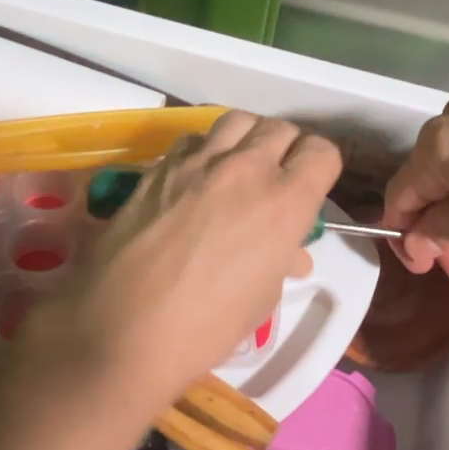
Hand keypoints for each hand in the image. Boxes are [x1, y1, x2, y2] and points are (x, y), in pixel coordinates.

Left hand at [12, 111, 341, 411]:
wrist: (125, 329)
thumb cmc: (208, 326)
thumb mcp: (263, 298)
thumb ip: (281, 260)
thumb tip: (290, 253)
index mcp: (285, 202)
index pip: (322, 152)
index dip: (321, 167)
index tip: (311, 185)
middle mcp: (247, 168)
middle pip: (281, 128)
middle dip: (287, 148)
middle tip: (278, 177)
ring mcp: (199, 162)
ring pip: (238, 120)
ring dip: (247, 138)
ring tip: (240, 166)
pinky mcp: (160, 166)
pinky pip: (194, 140)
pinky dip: (205, 150)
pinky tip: (196, 178)